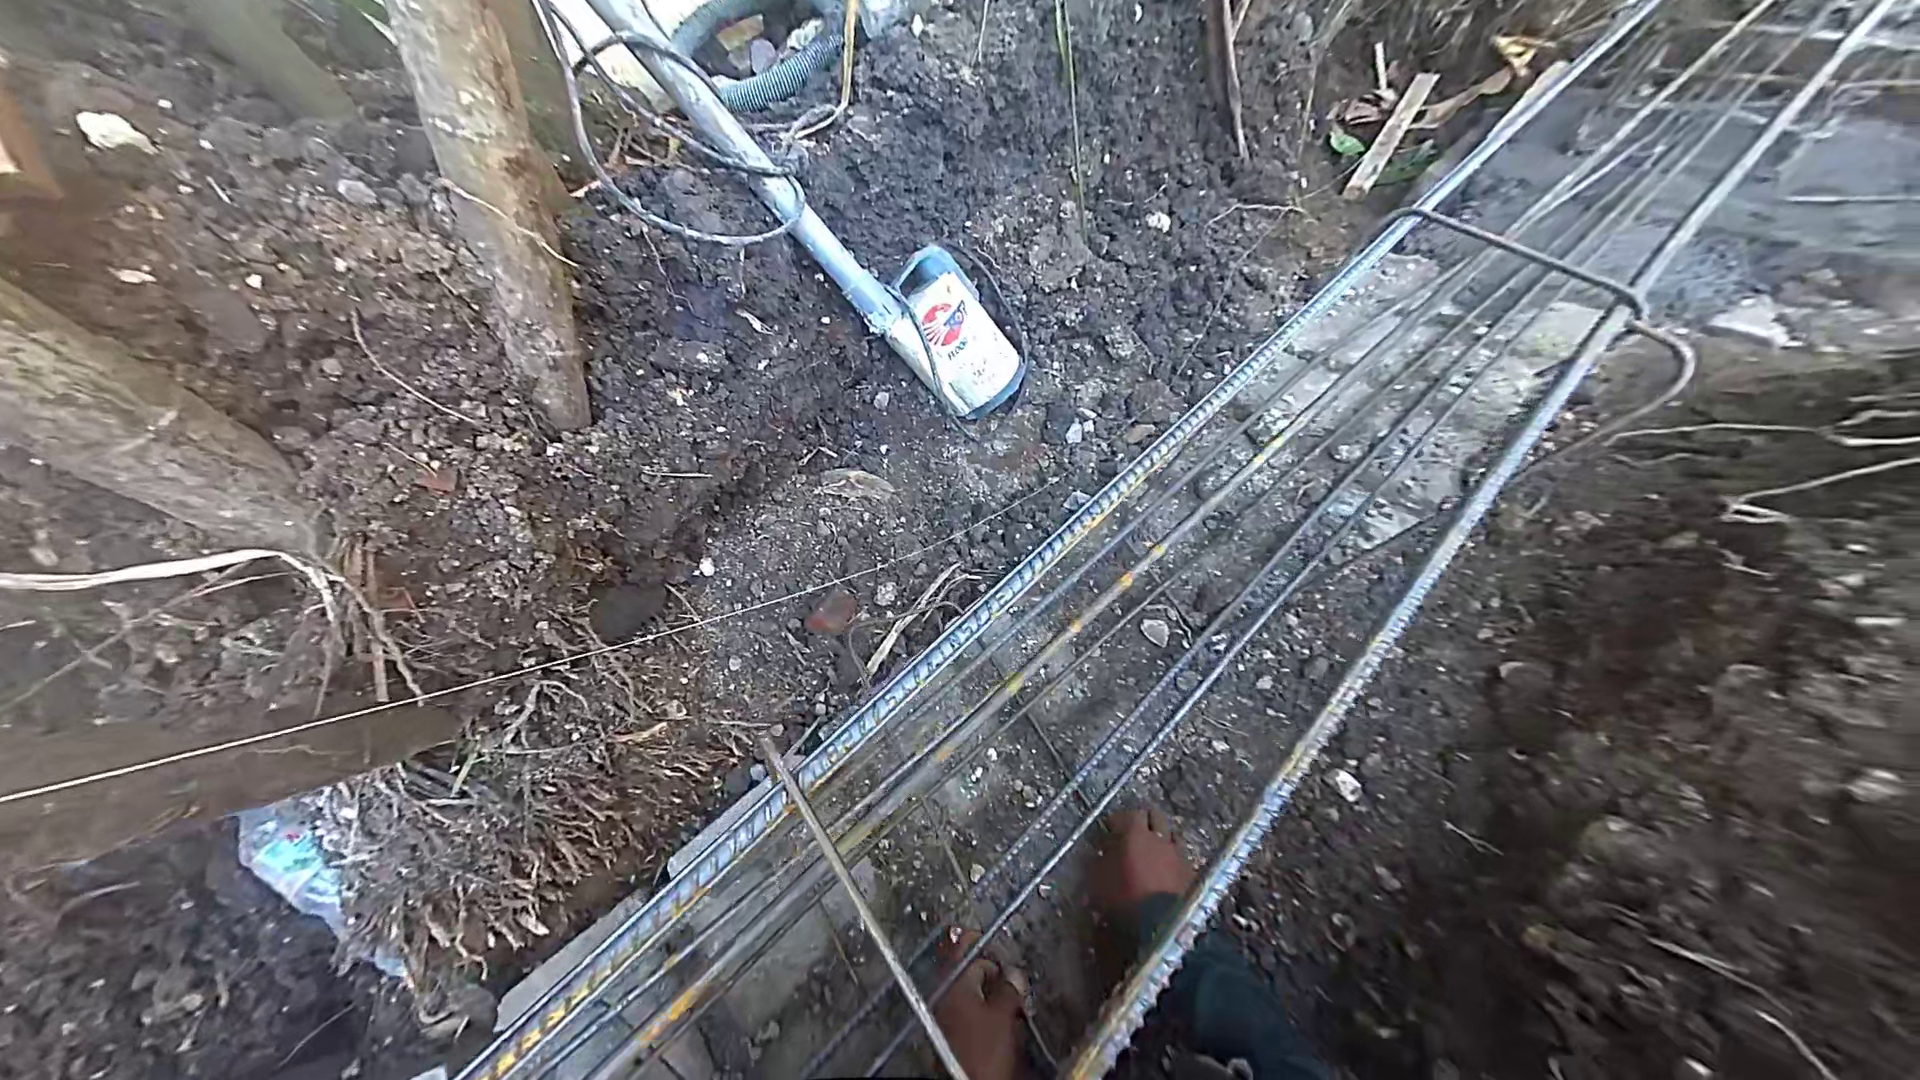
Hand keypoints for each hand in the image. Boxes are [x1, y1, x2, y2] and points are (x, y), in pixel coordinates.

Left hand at [933, 927, 1025, 1079]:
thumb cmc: (983, 1049)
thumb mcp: (1003, 1015)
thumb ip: (1010, 987)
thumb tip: (1014, 972)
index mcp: (955, 981)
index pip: (967, 947)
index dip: (986, 945)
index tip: (1003, 948)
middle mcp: (945, 992)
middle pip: (971, 972)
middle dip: (995, 977)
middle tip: (1016, 986)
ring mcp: (945, 1015)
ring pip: (972, 994)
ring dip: (992, 997)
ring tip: (1013, 1009)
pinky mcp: (950, 1035)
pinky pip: (969, 1014)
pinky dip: (984, 1015)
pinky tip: (1000, 1026)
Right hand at [1090, 807, 1195, 923]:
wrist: (1162, 928)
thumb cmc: (1124, 899)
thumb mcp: (1098, 879)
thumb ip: (1098, 859)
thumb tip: (1100, 851)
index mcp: (1134, 833)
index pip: (1129, 813)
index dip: (1118, 820)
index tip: (1109, 830)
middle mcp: (1159, 838)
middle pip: (1154, 816)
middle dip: (1143, 820)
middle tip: (1132, 832)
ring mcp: (1179, 854)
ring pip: (1172, 834)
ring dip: (1162, 837)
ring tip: (1153, 849)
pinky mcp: (1192, 873)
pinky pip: (1182, 857)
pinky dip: (1173, 858)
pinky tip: (1167, 869)